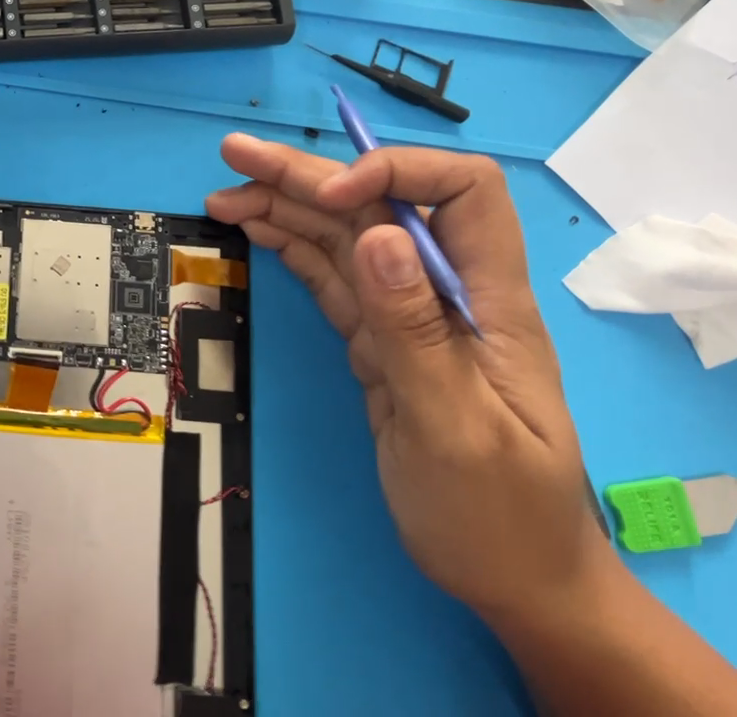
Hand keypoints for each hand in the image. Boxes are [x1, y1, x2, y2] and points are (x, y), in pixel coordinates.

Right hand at [206, 134, 613, 623]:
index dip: (397, 174)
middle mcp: (447, 293)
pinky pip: (331, 281)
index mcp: (490, 301)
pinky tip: (256, 230)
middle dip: (310, 175)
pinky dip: (292, 250)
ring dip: (287, 209)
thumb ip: (415, 330)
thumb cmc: (498, 513)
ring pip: (345, 240)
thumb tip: (380, 236)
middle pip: (381, 208)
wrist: (512, 578)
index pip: (462, 194)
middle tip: (235, 156)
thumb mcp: (455, 428)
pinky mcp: (377, 343)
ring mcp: (409, 317)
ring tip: (223, 194)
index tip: (331, 196)